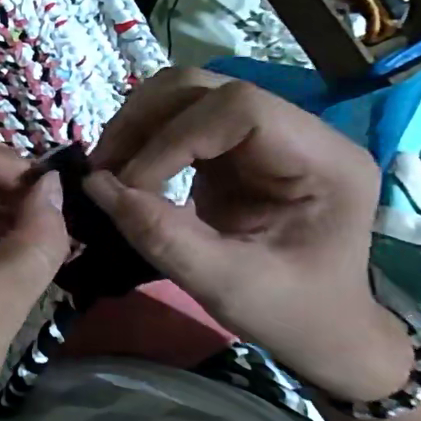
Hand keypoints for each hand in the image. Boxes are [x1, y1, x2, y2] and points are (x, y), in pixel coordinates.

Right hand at [84, 68, 410, 399]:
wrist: (324, 331)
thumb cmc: (294, 314)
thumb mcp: (229, 286)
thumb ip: (163, 236)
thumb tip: (96, 185)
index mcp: (324, 160)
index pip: (240, 109)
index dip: (176, 138)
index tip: (134, 185)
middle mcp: (298, 130)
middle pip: (205, 88)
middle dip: (145, 121)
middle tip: (103, 167)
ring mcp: (264, 134)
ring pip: (184, 94)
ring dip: (137, 125)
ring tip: (107, 168)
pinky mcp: (234, 147)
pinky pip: (177, 120)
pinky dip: (142, 139)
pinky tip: (123, 171)